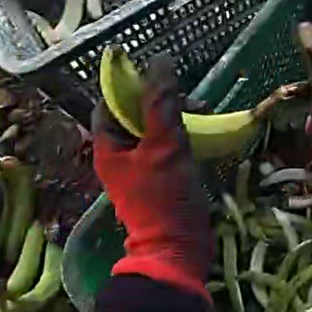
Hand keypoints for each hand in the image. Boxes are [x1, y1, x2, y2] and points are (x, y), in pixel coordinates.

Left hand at [92, 56, 211, 299]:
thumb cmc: (164, 197)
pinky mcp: (160, 175)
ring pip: (155, 126)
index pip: (111, 100)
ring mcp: (140, 165)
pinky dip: (183, 134)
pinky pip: (167, 144)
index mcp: (108, 144)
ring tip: (203, 114)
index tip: (160, 77)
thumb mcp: (163, 144)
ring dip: (177, 115)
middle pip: (136, 111)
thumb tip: (160, 60)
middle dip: (163, 100)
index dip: (132, 85)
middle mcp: (119, 152)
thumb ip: (161, 101)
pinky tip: (203, 131)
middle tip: (190, 101)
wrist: (177, 251)